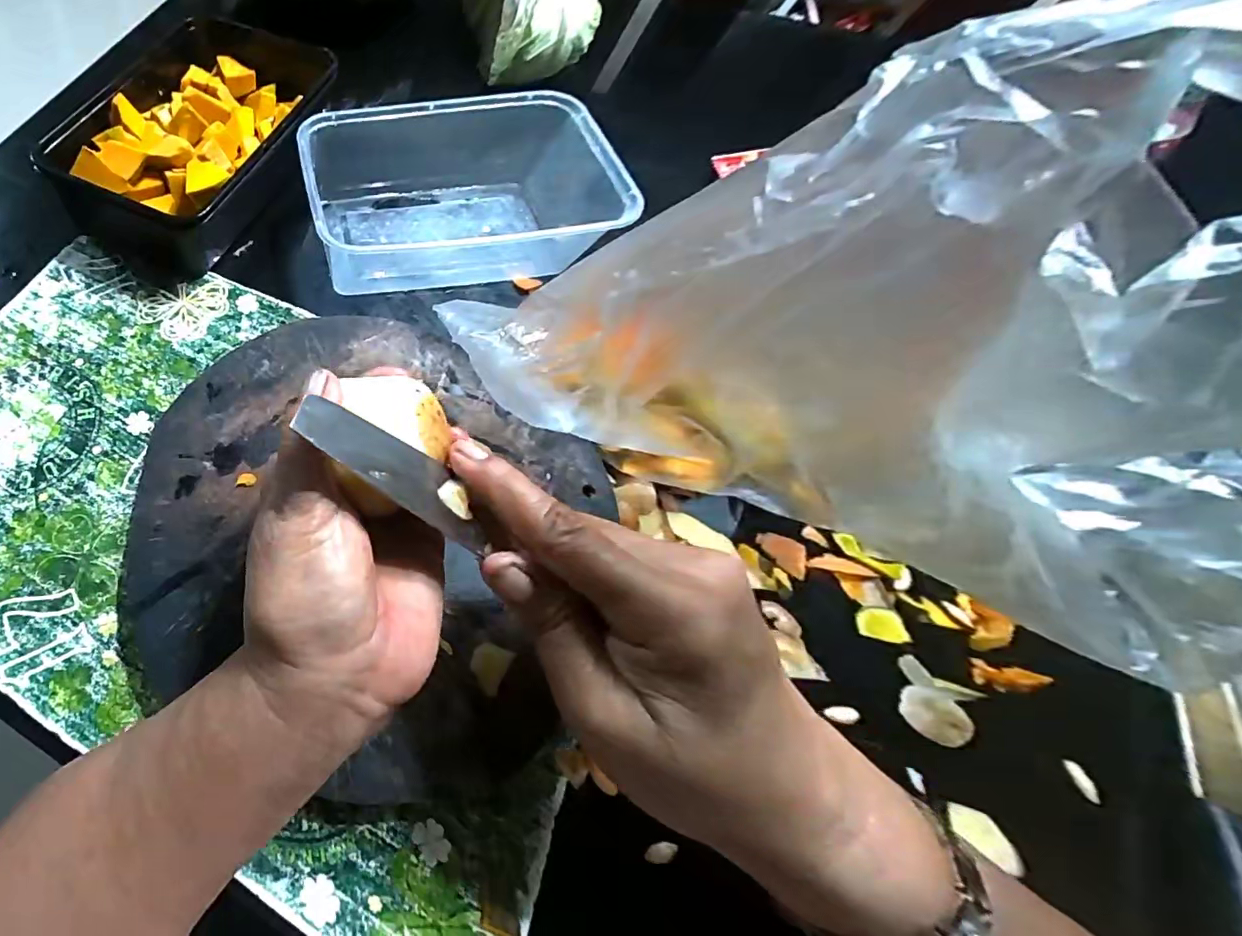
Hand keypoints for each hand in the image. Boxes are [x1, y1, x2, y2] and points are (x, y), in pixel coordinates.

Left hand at [241, 368, 445, 739]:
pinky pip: (452, 504)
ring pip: (424, 466)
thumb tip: (324, 377)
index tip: (396, 378)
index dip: (368, 396)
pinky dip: (467, 484)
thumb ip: (310, 448)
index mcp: (317, 479)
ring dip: (443, 447)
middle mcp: (358, 491)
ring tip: (465, 427)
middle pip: (389, 439)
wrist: (338, 679)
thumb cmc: (304, 592)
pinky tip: (485, 464)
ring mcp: (399, 517)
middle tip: (438, 399)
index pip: (344, 422)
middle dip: (412, 417)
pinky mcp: (434, 543)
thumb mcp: (295, 514)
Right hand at [446, 439, 793, 829]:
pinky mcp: (694, 569)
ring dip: (540, 534)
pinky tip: (540, 560)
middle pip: (581, 530)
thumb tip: (498, 558)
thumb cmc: (694, 777)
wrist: (792, 793)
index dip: (508, 491)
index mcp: (675, 605)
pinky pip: (614, 551)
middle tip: (450, 483)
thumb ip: (551, 628)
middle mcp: (692, 562)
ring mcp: (699, 560)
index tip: (459, 448)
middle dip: (515, 510)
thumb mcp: (602, 716)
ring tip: (483, 522)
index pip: (571, 537)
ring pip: (595, 536)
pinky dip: (571, 553)